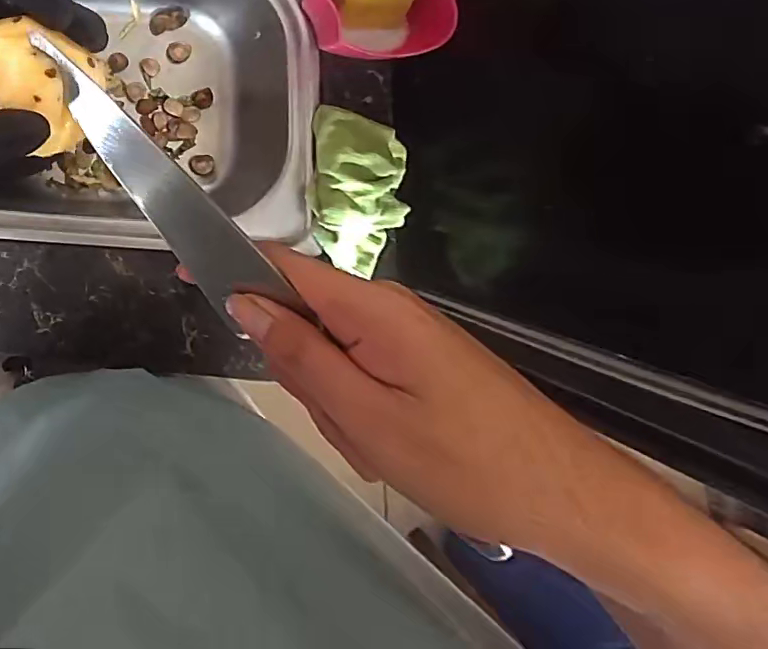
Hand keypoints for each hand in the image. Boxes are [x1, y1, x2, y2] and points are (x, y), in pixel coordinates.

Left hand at [0, 0, 105, 207]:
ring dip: (60, 46)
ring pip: (25, 37)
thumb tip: (42, 126)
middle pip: (21, 9)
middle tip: (96, 46)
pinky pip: (21, 69)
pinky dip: (47, 77)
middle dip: (63, 21)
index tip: (73, 25)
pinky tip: (64, 99)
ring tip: (89, 67)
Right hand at [225, 245, 685, 571]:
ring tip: (374, 442)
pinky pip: (358, 365)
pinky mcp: (418, 355)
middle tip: (337, 421)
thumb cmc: (467, 462)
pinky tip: (388, 441)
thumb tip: (243, 300)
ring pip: (328, 347)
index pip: (280, 264)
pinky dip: (356, 402)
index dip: (229, 262)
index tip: (185, 270)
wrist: (581, 504)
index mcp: (368, 307)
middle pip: (301, 313)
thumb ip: (297, 353)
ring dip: (331, 395)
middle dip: (298, 366)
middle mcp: (385, 304)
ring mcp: (405, 330)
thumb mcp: (364, 415)